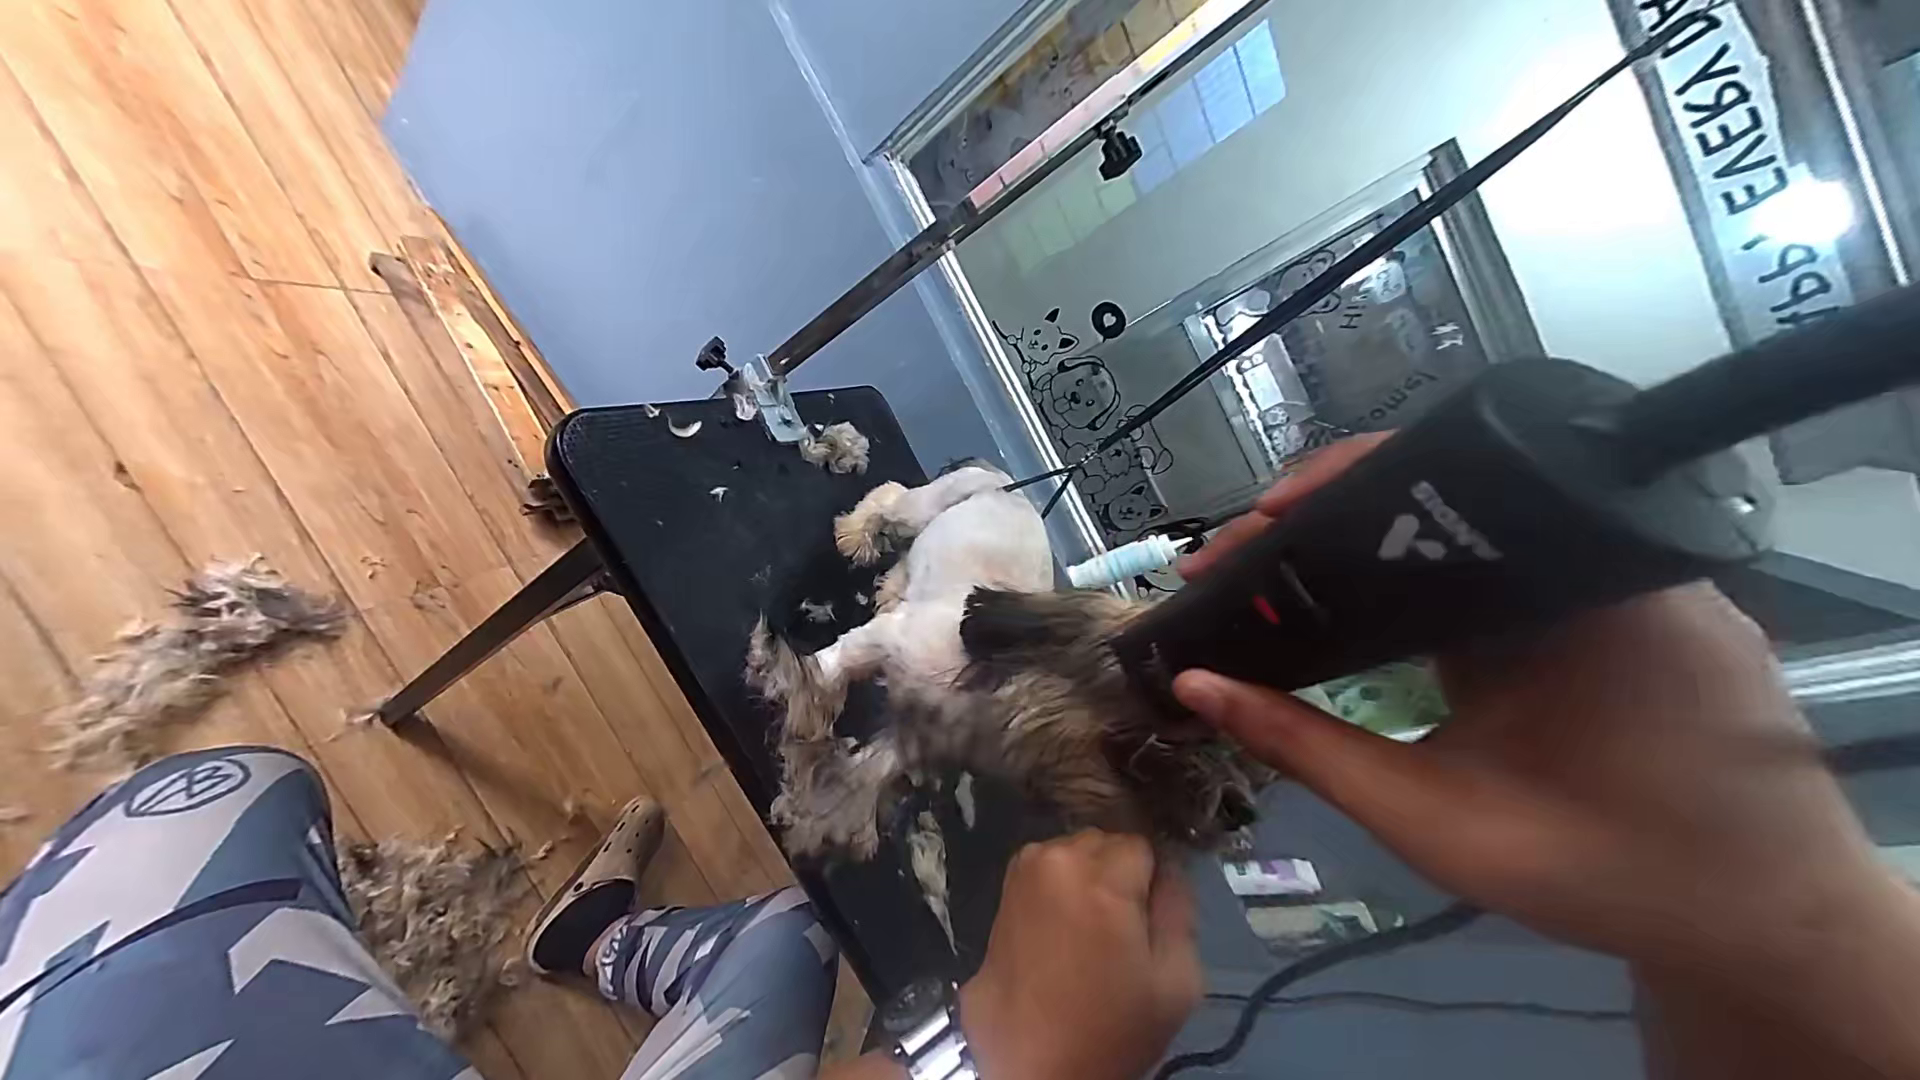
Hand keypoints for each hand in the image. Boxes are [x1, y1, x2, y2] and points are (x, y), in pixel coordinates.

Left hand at [960, 832, 1199, 1079]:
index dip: (1153, 876)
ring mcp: (1030, 862)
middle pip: (1109, 841)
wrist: (1029, 1054)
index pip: (1144, 843)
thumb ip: (1180, 910)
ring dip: (1090, 872)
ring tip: (1088, 924)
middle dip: (1121, 871)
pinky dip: (1063, 877)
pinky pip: (1052, 858)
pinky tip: (1062, 918)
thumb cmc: (1108, 1026)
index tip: (1150, 912)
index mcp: (1104, 879)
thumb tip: (1170, 868)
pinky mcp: (1010, 875)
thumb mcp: (1175, 982)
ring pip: (1080, 846)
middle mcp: (1062, 856)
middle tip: (1120, 923)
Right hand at [1170, 438, 1918, 1044]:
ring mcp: (1595, 578)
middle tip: (1232, 555)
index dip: (1341, 485)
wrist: (1757, 930)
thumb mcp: (1431, 818)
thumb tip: (1194, 687)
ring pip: (1446, 525)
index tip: (1261, 517)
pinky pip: (1468, 559)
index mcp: (1591, 596)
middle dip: (1318, 516)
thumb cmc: (1604, 876)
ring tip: (1264, 565)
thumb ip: (1303, 747)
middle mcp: (1601, 564)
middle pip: (1434, 498)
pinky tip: (1336, 592)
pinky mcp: (1577, 601)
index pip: (1448, 493)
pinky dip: (1391, 569)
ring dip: (1349, 540)